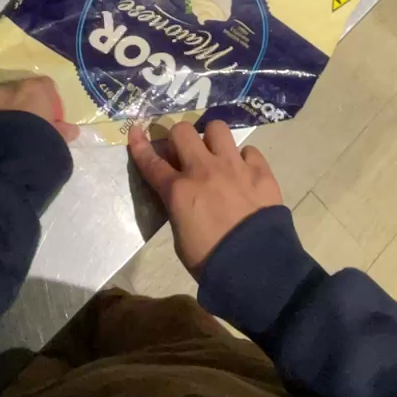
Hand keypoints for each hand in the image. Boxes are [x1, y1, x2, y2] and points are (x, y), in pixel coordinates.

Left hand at [0, 76, 78, 142]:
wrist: (0, 166)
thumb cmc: (37, 148)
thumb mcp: (57, 142)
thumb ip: (63, 132)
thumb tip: (71, 130)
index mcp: (33, 89)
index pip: (45, 86)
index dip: (48, 102)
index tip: (49, 119)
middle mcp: (7, 89)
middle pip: (17, 92)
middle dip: (20, 106)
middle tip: (25, 129)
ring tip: (1, 138)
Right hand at [128, 120, 281, 275]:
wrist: (255, 269)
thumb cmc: (211, 261)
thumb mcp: (181, 237)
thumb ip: (179, 207)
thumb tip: (182, 195)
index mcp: (179, 191)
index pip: (152, 162)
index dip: (141, 145)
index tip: (136, 131)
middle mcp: (204, 170)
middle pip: (183, 131)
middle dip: (178, 138)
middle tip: (183, 151)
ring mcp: (234, 167)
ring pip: (218, 128)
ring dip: (212, 139)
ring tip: (216, 154)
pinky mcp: (261, 171)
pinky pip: (249, 150)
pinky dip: (244, 159)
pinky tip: (245, 173)